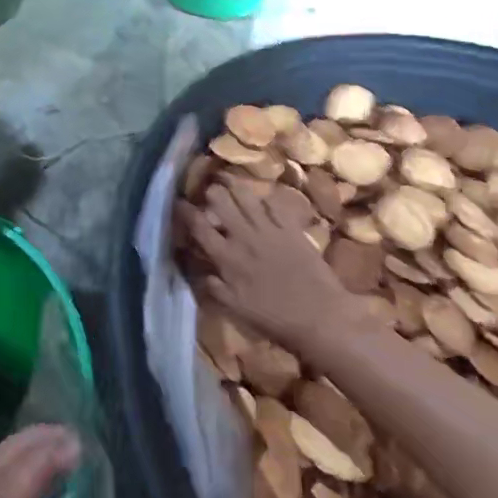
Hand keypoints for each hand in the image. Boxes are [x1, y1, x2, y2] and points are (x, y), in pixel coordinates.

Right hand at [183, 182, 366, 353]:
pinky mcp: (292, 228)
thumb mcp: (236, 309)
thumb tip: (199, 272)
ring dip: (235, 185)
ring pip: (247, 196)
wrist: (319, 315)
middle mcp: (244, 236)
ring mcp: (270, 229)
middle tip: (208, 188)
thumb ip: (215, 288)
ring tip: (228, 179)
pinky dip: (266, 197)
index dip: (186, 211)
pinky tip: (263, 196)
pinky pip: (276, 203)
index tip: (178, 202)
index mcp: (227, 257)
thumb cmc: (274, 318)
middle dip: (211, 191)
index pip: (200, 227)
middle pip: (222, 202)